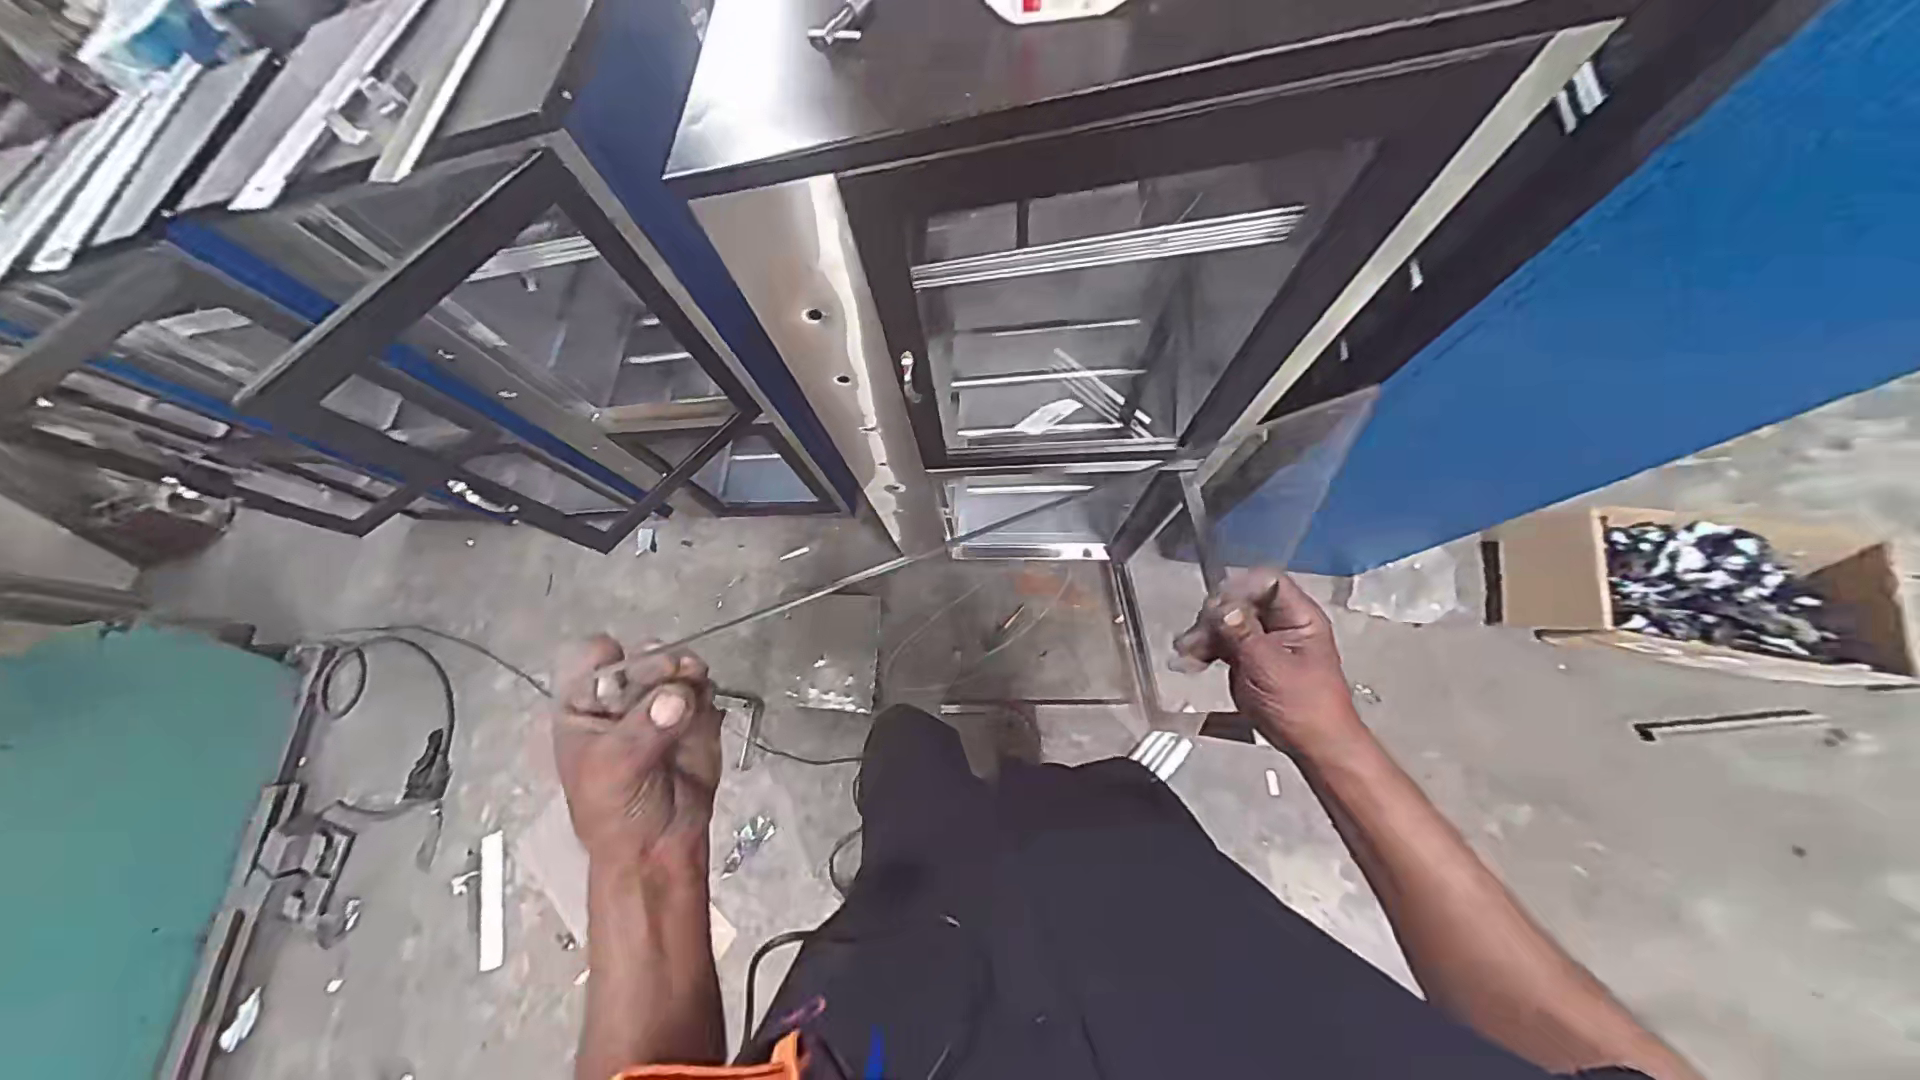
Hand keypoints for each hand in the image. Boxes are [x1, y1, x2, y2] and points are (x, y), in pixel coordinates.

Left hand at [551, 636, 721, 872]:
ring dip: (690, 672)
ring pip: (679, 666)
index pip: (593, 658)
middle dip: (660, 662)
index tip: (635, 672)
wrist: (659, 844)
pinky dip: (708, 692)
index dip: (614, 659)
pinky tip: (705, 711)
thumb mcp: (613, 769)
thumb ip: (644, 728)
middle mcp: (623, 695)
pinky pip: (705, 687)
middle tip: (676, 672)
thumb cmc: (615, 810)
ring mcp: (662, 701)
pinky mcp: (697, 711)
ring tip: (695, 689)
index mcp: (584, 703)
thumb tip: (677, 696)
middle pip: (644, 656)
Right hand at [1171, 569, 1362, 753]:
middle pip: (1239, 600)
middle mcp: (1280, 622)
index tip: (1216, 609)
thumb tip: (1222, 606)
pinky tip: (1189, 662)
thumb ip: (1243, 634)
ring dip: (1203, 635)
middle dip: (1214, 617)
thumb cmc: (1303, 707)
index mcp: (1299, 617)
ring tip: (1187, 654)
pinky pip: (1221, 643)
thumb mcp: (1270, 667)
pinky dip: (1204, 650)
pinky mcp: (1248, 657)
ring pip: (1225, 622)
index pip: (1267, 582)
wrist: (1314, 747)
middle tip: (1197, 636)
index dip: (1239, 589)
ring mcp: (1263, 640)